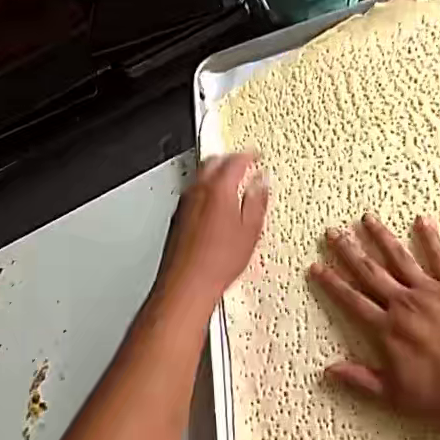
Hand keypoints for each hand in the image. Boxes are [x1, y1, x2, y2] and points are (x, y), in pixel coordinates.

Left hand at [152, 154, 269, 318]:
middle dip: (230, 159)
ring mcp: (185, 202)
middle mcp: (198, 190)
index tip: (257, 156)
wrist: (187, 283)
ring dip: (217, 173)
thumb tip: (262, 183)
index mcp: (218, 189)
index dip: (249, 156)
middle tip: (245, 164)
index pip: (235, 160)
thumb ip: (257, 201)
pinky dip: (207, 188)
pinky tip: (216, 203)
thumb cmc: (216, 262)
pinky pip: (194, 191)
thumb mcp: (250, 230)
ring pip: (202, 175)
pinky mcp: (178, 215)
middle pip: (214, 162)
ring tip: (233, 182)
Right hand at [311, 214, 439, 426]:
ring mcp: (429, 294)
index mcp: (387, 329)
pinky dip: (431, 239)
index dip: (331, 282)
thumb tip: (328, 370)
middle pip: (369, 272)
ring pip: (398, 259)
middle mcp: (403, 304)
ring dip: (380, 237)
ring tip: (366, 218)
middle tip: (331, 232)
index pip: (351, 299)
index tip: (315, 266)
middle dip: (348, 251)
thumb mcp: (397, 397)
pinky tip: (422, 220)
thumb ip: (361, 380)